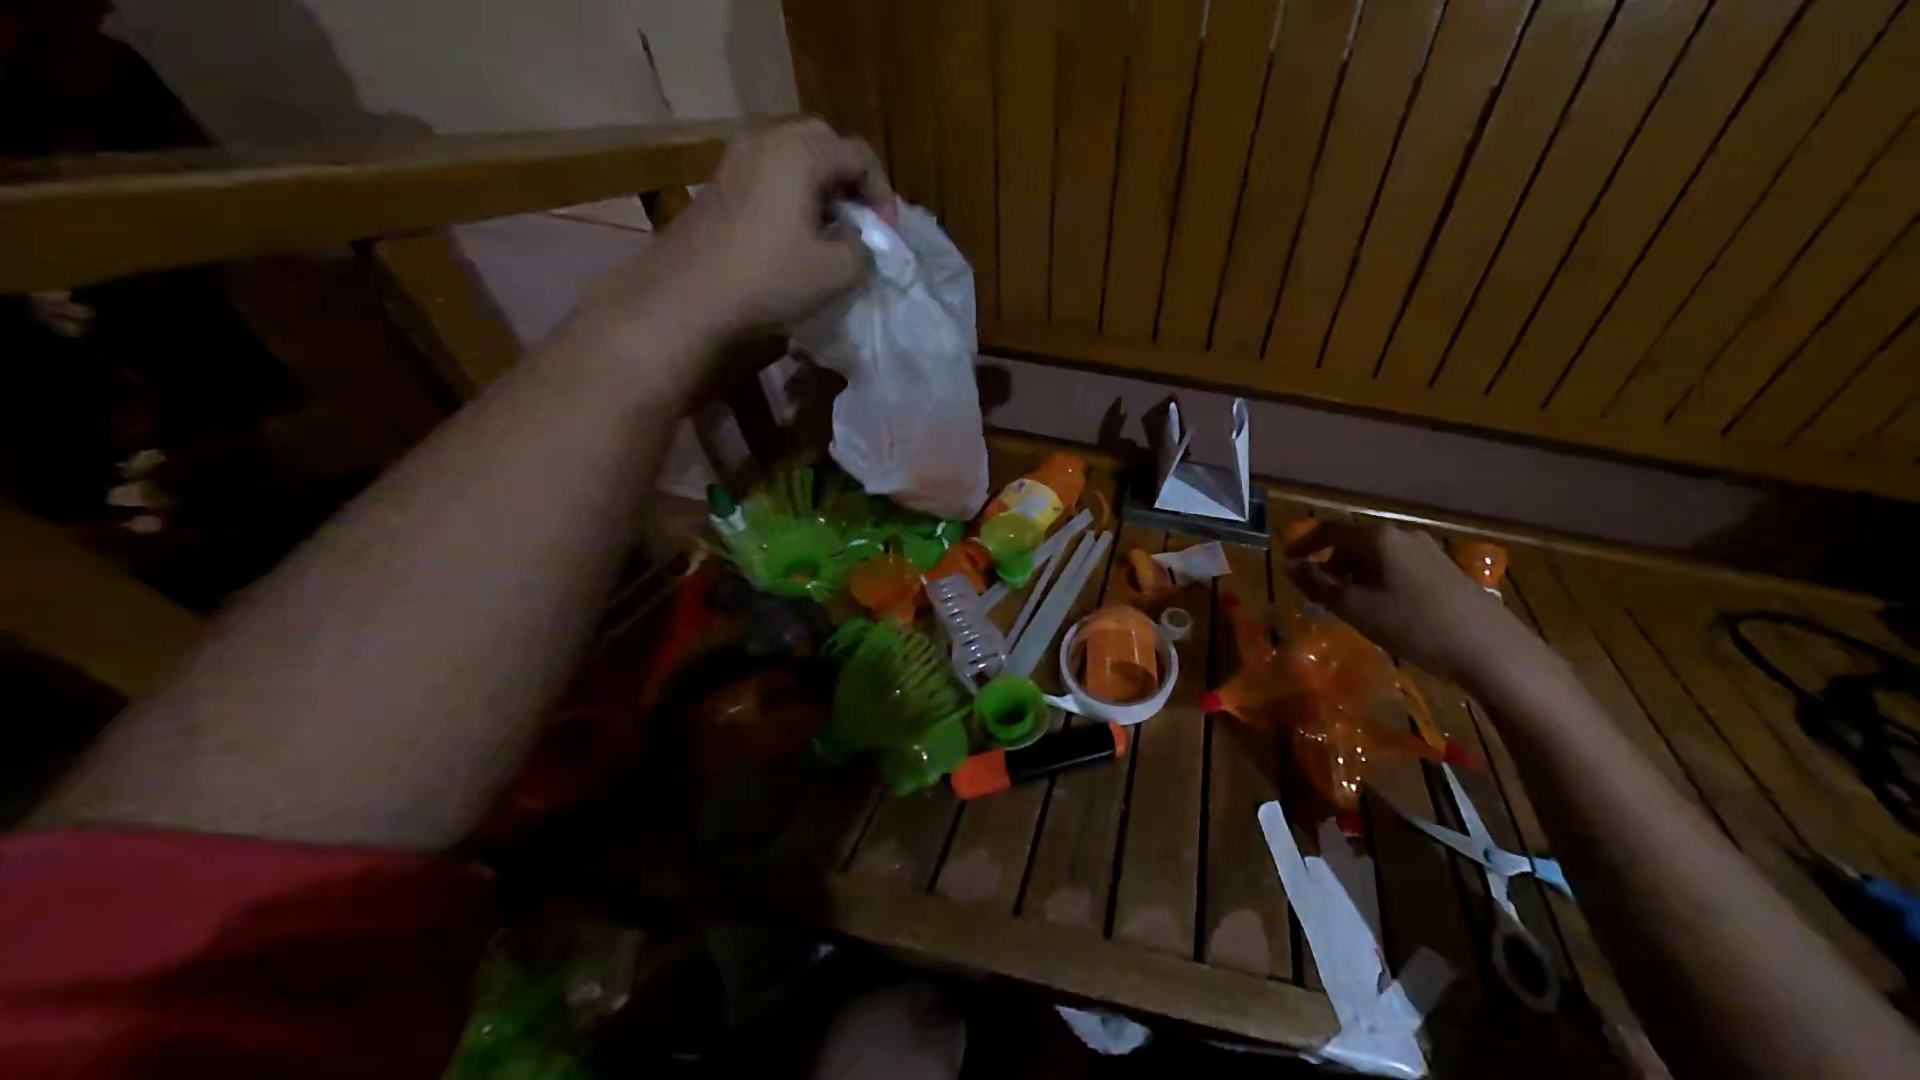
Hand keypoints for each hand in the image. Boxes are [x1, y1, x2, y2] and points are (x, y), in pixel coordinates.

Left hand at [653, 119, 891, 332]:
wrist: (686, 298)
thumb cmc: (767, 279)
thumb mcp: (835, 272)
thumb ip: (863, 249)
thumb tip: (858, 242)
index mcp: (799, 153)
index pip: (858, 154)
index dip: (882, 193)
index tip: (885, 234)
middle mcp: (765, 141)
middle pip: (823, 143)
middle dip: (850, 181)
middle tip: (859, 222)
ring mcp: (736, 160)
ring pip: (793, 157)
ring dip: (820, 188)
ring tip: (830, 232)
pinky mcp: (719, 185)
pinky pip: (769, 174)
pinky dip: (792, 194)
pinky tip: (795, 235)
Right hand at [1284, 520, 1524, 681]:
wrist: (1489, 648)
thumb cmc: (1411, 623)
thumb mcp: (1353, 607)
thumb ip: (1316, 584)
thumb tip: (1291, 566)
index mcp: (1377, 538)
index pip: (1328, 531)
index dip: (1304, 545)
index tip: (1287, 562)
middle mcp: (1402, 535)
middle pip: (1354, 543)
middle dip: (1331, 565)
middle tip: (1318, 594)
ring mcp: (1428, 551)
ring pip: (1377, 557)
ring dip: (1355, 575)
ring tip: (1349, 606)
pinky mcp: (1445, 570)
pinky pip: (1398, 567)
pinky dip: (1378, 581)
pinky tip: (1382, 608)